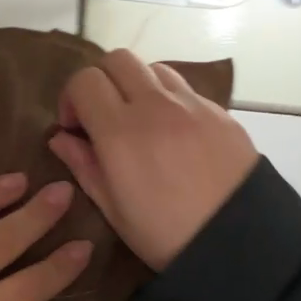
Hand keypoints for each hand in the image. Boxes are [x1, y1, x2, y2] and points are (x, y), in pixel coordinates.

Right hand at [48, 49, 257, 269]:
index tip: (75, 128)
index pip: (84, 80)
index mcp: (120, 131)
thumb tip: (61, 137)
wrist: (239, 241)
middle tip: (103, 117)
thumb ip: (83, 165)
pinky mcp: (219, 111)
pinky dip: (167, 100)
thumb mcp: (113, 209)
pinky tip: (173, 135)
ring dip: (137, 86)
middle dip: (102, 81)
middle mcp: (155, 105)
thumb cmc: (165, 235)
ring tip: (140, 122)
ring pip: (152, 68)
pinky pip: (184, 88)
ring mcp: (191, 104)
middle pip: (117, 59)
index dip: (71, 98)